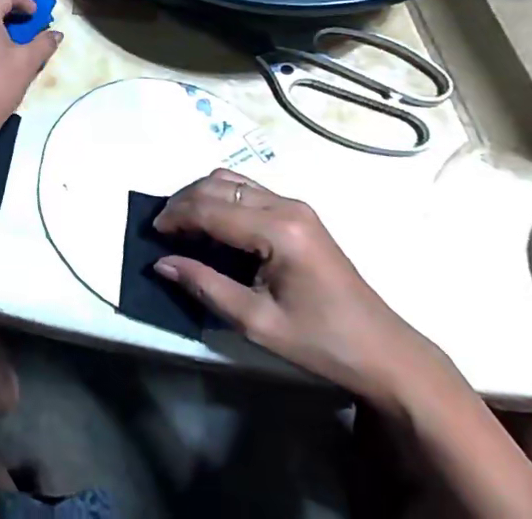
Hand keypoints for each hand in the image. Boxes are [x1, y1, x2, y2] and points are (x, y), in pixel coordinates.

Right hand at [153, 169, 427, 401]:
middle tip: (161, 230)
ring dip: (203, 197)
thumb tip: (162, 263)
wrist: (380, 348)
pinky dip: (223, 202)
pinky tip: (211, 227)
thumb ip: (206, 286)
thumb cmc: (320, 341)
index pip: (213, 208)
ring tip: (181, 227)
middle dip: (185, 202)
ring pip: (234, 183)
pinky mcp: (300, 214)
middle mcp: (287, 205)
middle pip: (220, 186)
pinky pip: (250, 193)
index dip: (177, 217)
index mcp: (279, 230)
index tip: (151, 234)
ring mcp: (296, 206)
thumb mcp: (256, 322)